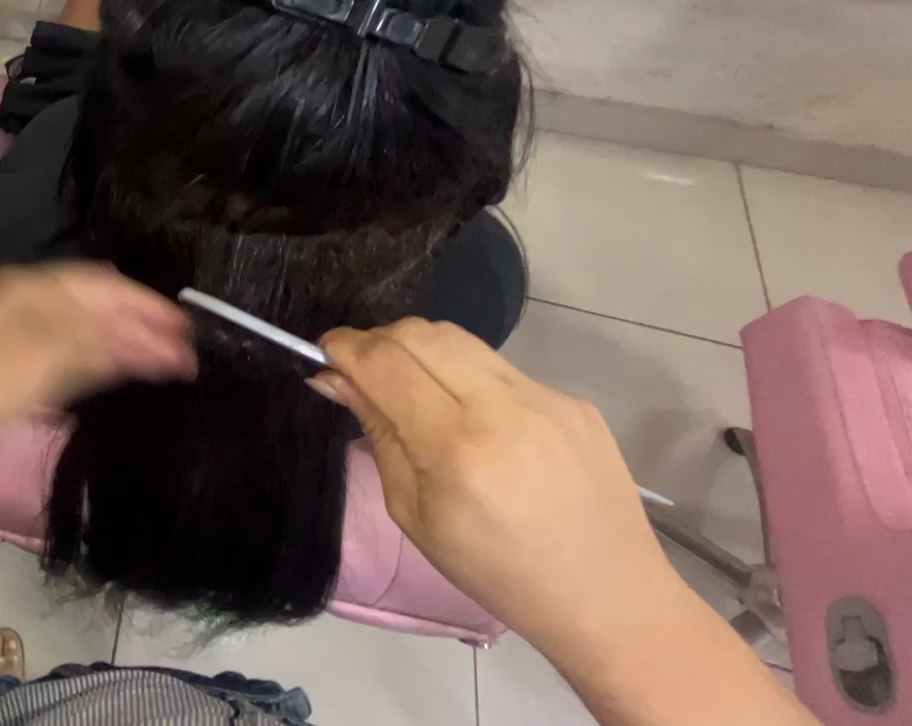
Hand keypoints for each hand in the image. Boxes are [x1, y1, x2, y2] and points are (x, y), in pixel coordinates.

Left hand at [0, 264, 193, 466]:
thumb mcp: (29, 367)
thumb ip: (86, 346)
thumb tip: (142, 334)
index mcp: (26, 291)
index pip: (97, 287)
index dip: (141, 306)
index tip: (180, 327)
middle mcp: (26, 301)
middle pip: (96, 304)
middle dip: (140, 323)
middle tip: (184, 346)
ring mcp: (22, 330)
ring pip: (86, 326)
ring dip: (126, 340)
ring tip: (167, 358)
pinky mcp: (20, 360)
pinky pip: (71, 348)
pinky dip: (102, 356)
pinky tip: (122, 365)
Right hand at [314, 320, 682, 656]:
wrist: (611, 601)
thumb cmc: (494, 569)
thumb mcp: (411, 510)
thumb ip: (376, 431)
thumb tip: (332, 378)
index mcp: (457, 449)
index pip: (383, 362)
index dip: (342, 347)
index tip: (323, 355)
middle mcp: (504, 409)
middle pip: (417, 333)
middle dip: (375, 340)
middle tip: (362, 370)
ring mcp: (546, 399)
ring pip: (456, 337)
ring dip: (416, 348)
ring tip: (408, 384)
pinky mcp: (572, 401)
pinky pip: (496, 365)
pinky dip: (461, 374)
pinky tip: (470, 415)